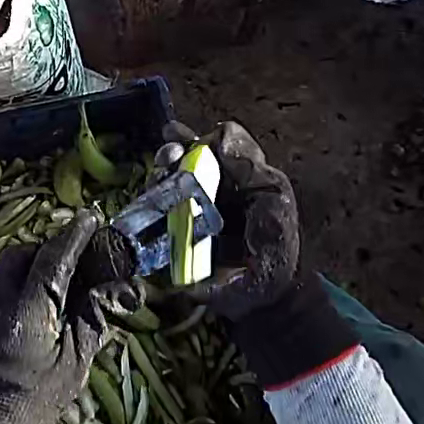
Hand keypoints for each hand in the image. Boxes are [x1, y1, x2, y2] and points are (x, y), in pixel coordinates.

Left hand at [0, 211, 111, 423]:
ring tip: (41, 272)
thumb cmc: (39, 399)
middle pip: (21, 255)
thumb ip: (93, 316)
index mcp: (29, 312)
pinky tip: (15, 292)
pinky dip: (1, 279)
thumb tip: (117, 286)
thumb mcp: (76, 360)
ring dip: (21, 262)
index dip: (74, 235)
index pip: (53, 259)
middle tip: (68, 255)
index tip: (91, 219)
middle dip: (45, 248)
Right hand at [164, 120, 300, 321]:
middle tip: (168, 157)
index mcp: (231, 177)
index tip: (178, 136)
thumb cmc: (276, 240)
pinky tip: (151, 202)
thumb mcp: (272, 193)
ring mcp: (187, 217)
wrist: (267, 291)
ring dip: (158, 178)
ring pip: (162, 188)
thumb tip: (219, 132)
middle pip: (178, 165)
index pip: (206, 150)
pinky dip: (147, 210)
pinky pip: (152, 222)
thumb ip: (248, 162)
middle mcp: (206, 193)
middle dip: (169, 155)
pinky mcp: (173, 243)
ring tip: (161, 177)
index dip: (191, 140)